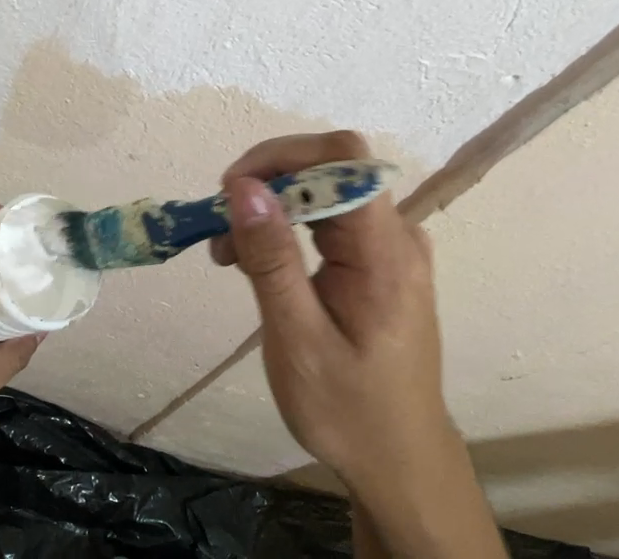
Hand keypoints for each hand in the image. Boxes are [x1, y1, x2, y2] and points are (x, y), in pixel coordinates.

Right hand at [215, 133, 504, 558]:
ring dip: (270, 209)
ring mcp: (390, 248)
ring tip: (229, 256)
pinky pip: (329, 219)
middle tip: (219, 230)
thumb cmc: (348, 410)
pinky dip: (285, 228)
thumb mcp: (297, 339)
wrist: (399, 462)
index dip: (283, 155)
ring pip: (323, 192)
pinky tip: (257, 264)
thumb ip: (271, 259)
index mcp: (385, 252)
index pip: (342, 158)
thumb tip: (243, 186)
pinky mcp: (378, 263)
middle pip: (330, 169)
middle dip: (266, 185)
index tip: (233, 190)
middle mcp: (396, 237)